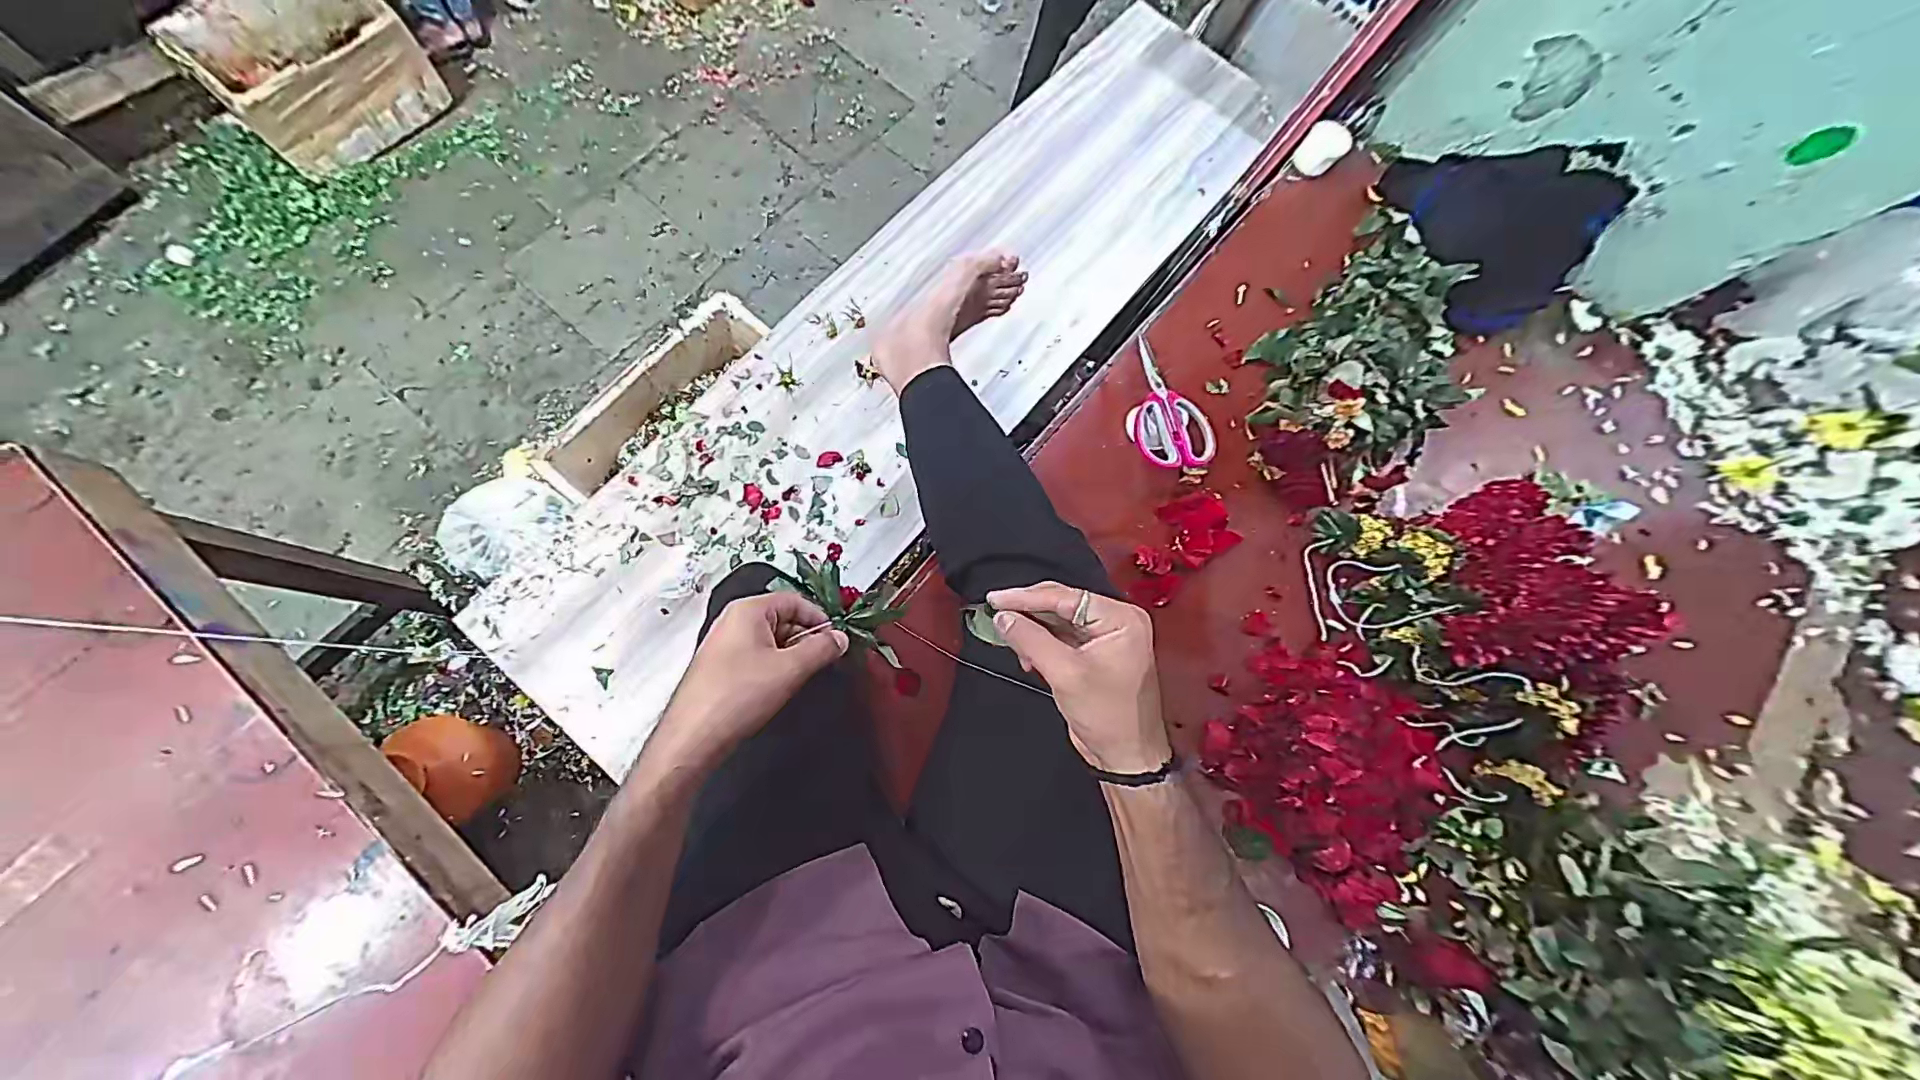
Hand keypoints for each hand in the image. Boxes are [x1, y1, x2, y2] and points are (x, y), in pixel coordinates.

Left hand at [649, 591, 848, 769]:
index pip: (796, 601)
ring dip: (791, 656)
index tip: (835, 640)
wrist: (694, 737)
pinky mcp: (722, 667)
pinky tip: (777, 688)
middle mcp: (733, 621)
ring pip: (772, 640)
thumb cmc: (735, 697)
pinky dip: (774, 668)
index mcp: (748, 610)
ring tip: (797, 678)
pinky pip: (758, 656)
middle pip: (784, 619)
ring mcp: (726, 644)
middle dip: (806, 639)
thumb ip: (822, 649)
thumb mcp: (791, 669)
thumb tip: (840, 638)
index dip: (819, 619)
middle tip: (821, 661)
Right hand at [986, 582, 1172, 774]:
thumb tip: (1004, 617)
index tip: (997, 599)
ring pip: (1057, 620)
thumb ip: (1031, 640)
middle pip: (1061, 605)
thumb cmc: (1111, 718)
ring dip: (1032, 630)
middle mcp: (1116, 621)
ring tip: (1008, 637)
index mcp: (1121, 618)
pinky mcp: (1094, 652)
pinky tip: (1026, 655)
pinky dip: (1040, 643)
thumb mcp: (1065, 674)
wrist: (1126, 755)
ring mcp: (1105, 637)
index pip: (1065, 597)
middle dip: (1028, 613)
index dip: (1026, 597)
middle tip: (996, 613)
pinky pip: (1061, 636)